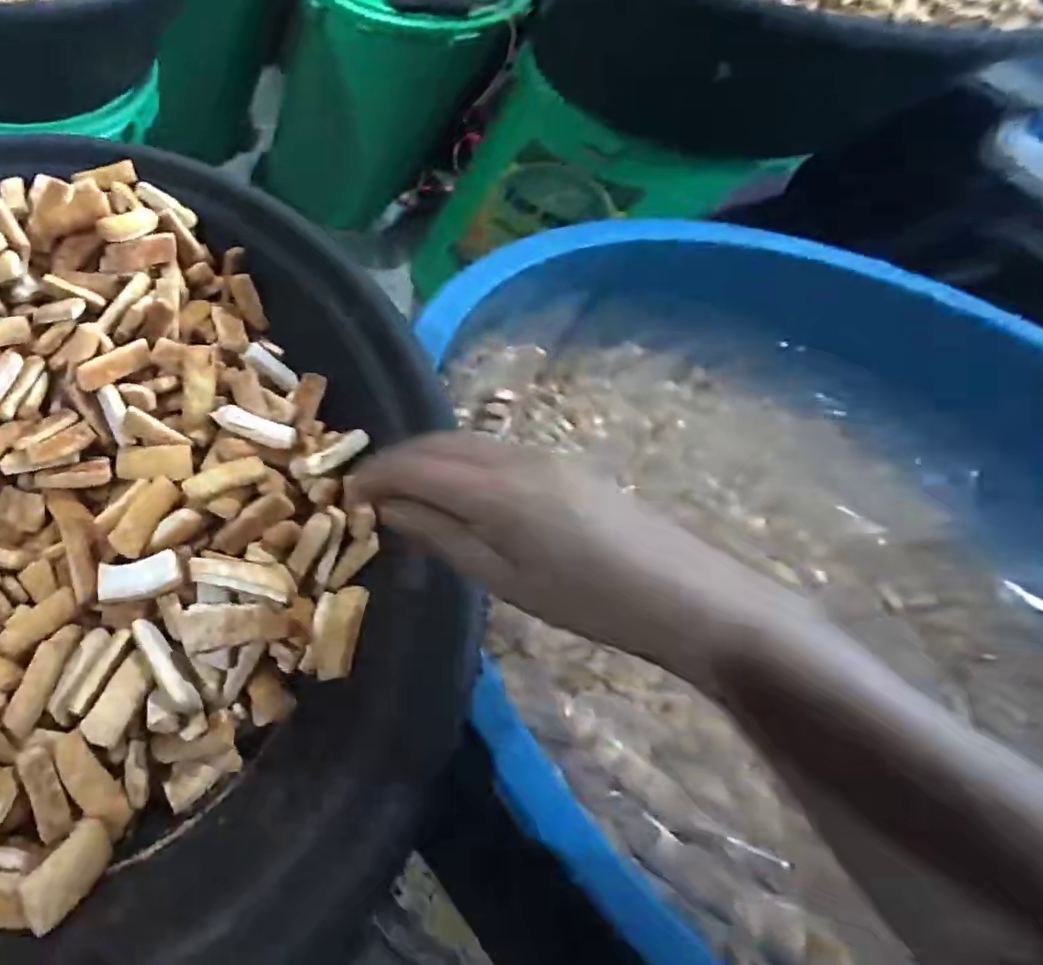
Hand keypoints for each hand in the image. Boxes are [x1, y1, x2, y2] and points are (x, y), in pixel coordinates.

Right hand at [350, 432, 805, 687]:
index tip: (347, 494)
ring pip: (459, 441)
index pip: (413, 465)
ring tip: (400, 490)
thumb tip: (386, 509)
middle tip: (366, 492)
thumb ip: (438, 535)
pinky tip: (448, 486)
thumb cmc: (589, 602)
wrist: (695, 599)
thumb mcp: (501, 578)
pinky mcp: (557, 462)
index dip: (373, 474)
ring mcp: (538, 454)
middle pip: (433, 443)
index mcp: (494, 489)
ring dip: (421, 457)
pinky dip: (451, 459)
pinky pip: (485, 447)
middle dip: (392, 461)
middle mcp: (511, 457)